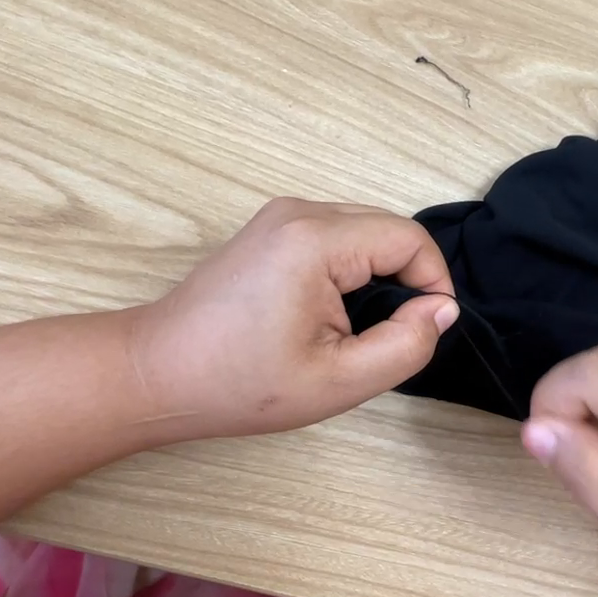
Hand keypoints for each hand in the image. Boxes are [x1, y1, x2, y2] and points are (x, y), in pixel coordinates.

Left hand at [126, 198, 457, 439]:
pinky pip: (340, 236)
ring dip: (382, 274)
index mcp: (316, 241)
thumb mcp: (340, 382)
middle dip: (408, 279)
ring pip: (367, 231)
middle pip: (389, 230)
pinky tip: (334, 311)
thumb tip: (442, 310)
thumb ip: (406, 344)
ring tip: (360, 326)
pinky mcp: (274, 228)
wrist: (155, 373)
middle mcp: (300, 212)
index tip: (425, 329)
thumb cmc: (241, 384)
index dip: (434, 282)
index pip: (410, 239)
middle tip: (393, 333)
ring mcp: (283, 215)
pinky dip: (355, 269)